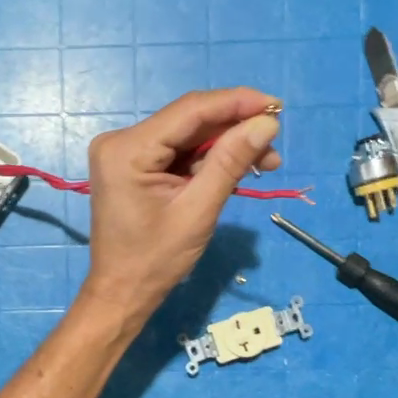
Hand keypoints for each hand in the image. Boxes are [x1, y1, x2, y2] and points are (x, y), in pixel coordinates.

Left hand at [78, 88, 281, 321]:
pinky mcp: (132, 166)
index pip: (190, 111)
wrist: (122, 293)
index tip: (277, 106)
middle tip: (274, 146)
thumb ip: (230, 162)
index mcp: (127, 149)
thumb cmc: (155, 260)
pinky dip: (207, 160)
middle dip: (235, 130)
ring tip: (266, 162)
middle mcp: (120, 141)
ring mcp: (124, 153)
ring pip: (187, 136)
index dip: (236, 103)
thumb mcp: (198, 211)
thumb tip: (267, 123)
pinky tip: (237, 168)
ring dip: (226, 146)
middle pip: (189, 122)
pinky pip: (177, 152)